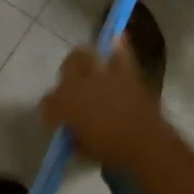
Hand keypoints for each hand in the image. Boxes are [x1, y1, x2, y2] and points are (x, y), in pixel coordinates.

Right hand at [39, 42, 168, 169]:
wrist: (146, 144)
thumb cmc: (111, 151)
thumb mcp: (83, 148)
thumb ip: (72, 134)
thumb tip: (72, 128)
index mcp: (65, 105)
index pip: (48, 102)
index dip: (50, 111)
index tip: (56, 120)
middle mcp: (79, 84)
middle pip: (65, 70)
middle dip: (65, 76)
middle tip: (71, 88)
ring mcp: (102, 74)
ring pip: (84, 55)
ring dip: (83, 61)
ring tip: (88, 68)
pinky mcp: (124, 72)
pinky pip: (119, 52)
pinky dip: (117, 47)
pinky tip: (115, 42)